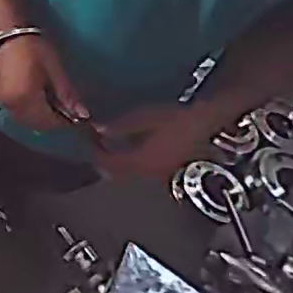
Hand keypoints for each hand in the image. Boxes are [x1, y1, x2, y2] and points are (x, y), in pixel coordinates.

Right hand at [0, 35, 87, 131]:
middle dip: (52, 122)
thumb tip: (83, 116)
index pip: (49, 121)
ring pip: (25, 120)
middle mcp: (11, 105)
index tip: (78, 117)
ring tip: (52, 106)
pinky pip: (17, 113)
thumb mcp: (55, 70)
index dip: (65, 122)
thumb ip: (68, 95)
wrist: (9, 33)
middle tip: (66, 112)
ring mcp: (2, 101)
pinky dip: (29, 113)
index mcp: (26, 99)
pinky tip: (37, 102)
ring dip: (40, 119)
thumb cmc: (35, 49)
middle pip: (36, 124)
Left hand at [91, 103, 213, 178]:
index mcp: (142, 160)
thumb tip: (100, 129)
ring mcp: (160, 173)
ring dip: (117, 163)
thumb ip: (120, 126)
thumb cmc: (174, 118)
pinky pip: (142, 171)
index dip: (97, 155)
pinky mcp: (168, 169)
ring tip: (108, 147)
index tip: (88, 143)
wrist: (205, 122)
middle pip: (119, 174)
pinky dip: (130, 162)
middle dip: (105, 162)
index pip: (111, 164)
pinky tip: (128, 150)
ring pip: (131, 174)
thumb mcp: (142, 118)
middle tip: (95, 147)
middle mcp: (150, 172)